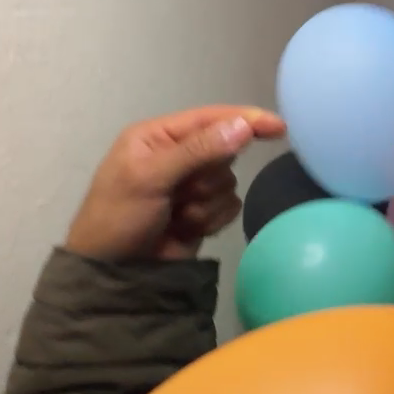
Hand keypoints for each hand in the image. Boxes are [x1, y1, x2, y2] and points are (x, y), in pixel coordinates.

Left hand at [65, 106, 285, 262]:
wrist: (113, 275)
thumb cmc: (118, 217)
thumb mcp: (151, 178)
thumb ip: (198, 150)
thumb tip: (243, 126)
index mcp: (159, 135)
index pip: (212, 118)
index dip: (246, 120)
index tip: (279, 127)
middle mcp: (177, 154)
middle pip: (225, 152)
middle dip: (209, 176)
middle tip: (183, 193)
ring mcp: (190, 184)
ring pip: (229, 181)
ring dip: (207, 202)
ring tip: (178, 215)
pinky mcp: (203, 211)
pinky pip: (230, 205)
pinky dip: (212, 219)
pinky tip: (188, 228)